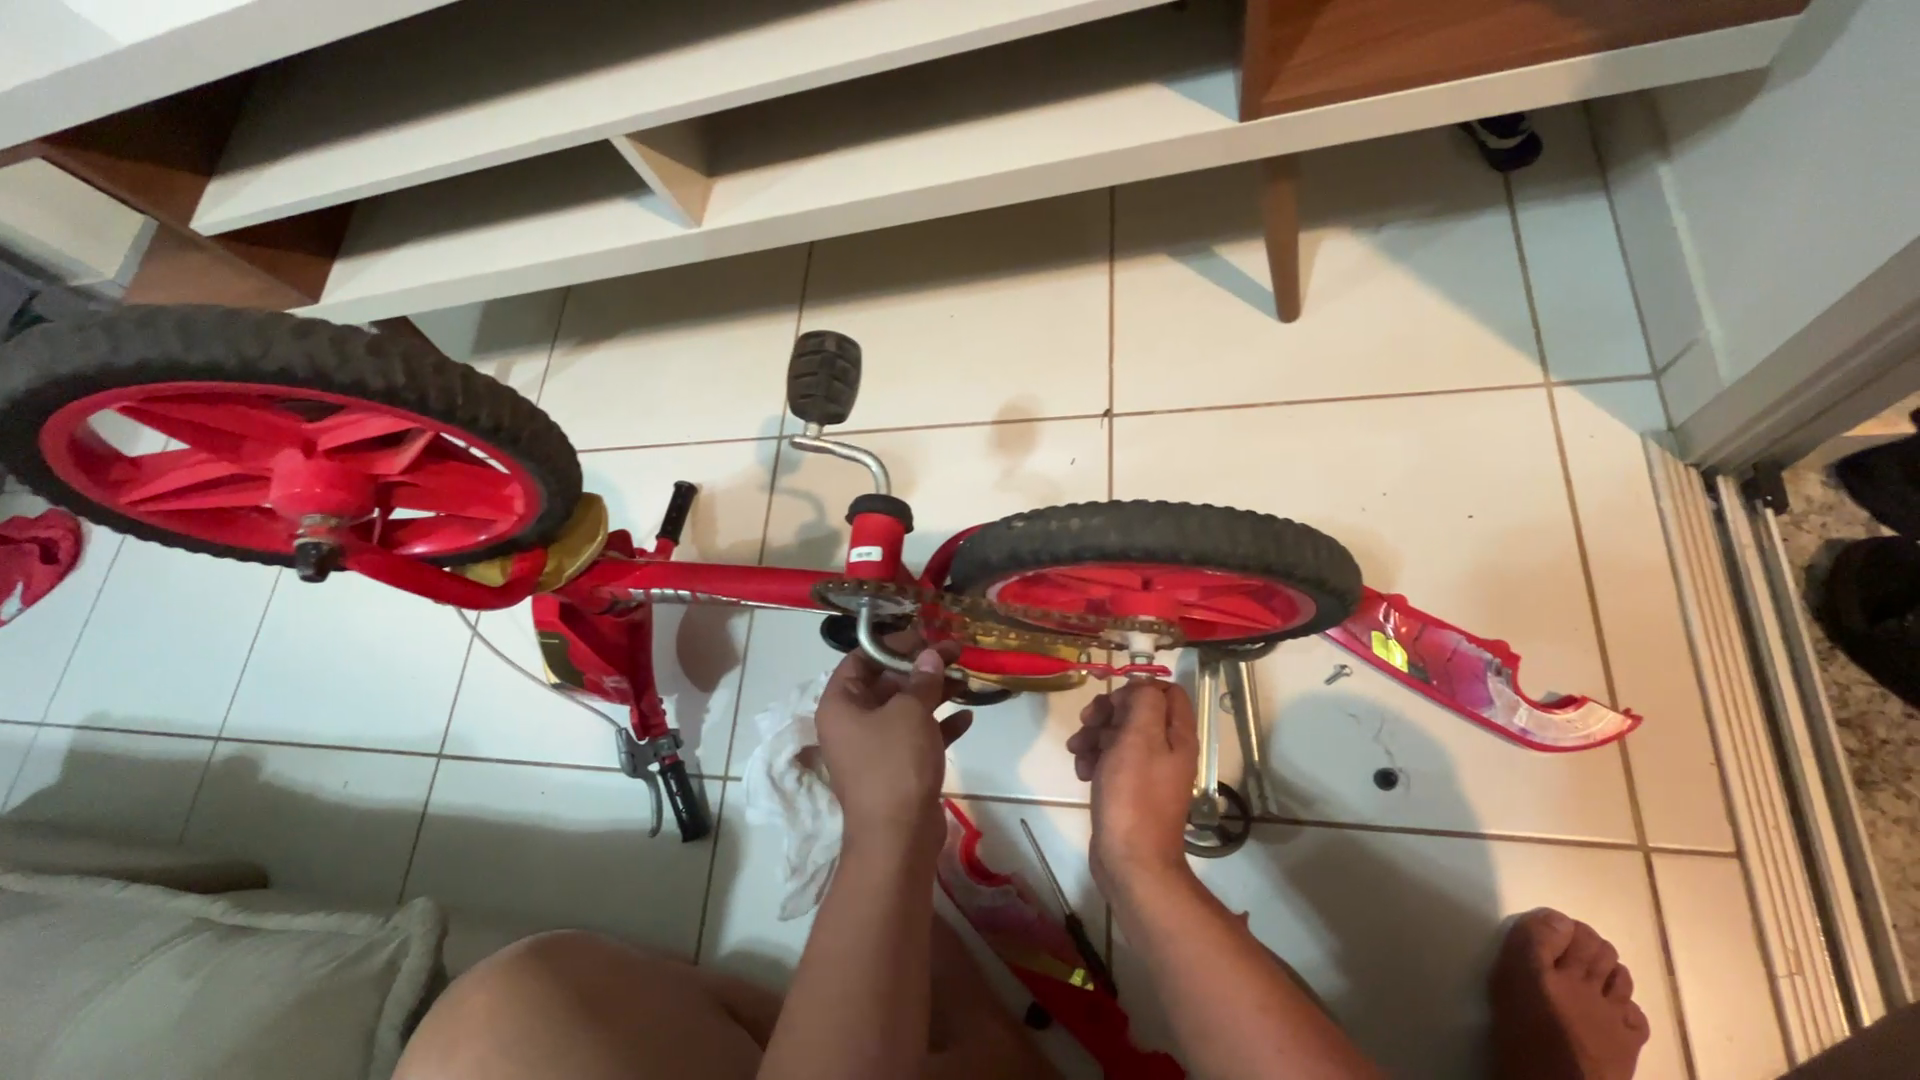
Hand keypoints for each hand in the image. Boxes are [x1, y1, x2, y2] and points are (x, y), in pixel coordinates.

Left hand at [816, 639, 972, 851]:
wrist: (897, 837)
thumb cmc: (895, 764)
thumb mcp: (911, 712)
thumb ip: (922, 679)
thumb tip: (930, 654)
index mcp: (840, 704)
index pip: (860, 659)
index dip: (891, 643)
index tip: (924, 636)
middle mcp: (851, 723)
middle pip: (885, 682)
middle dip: (920, 668)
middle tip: (955, 653)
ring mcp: (873, 748)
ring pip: (904, 710)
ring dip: (934, 694)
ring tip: (967, 679)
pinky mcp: (895, 770)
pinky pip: (917, 737)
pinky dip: (939, 726)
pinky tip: (968, 717)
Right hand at [1067, 680, 1197, 892]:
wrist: (1131, 861)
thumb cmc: (1134, 796)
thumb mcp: (1139, 738)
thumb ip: (1143, 702)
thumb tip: (1140, 686)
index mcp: (1178, 735)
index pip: (1167, 691)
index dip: (1137, 689)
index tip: (1112, 702)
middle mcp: (1168, 750)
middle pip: (1138, 712)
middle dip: (1108, 713)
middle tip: (1087, 722)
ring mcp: (1149, 772)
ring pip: (1119, 736)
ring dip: (1094, 736)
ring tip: (1078, 752)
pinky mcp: (1130, 790)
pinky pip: (1111, 762)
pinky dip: (1094, 761)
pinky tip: (1082, 773)